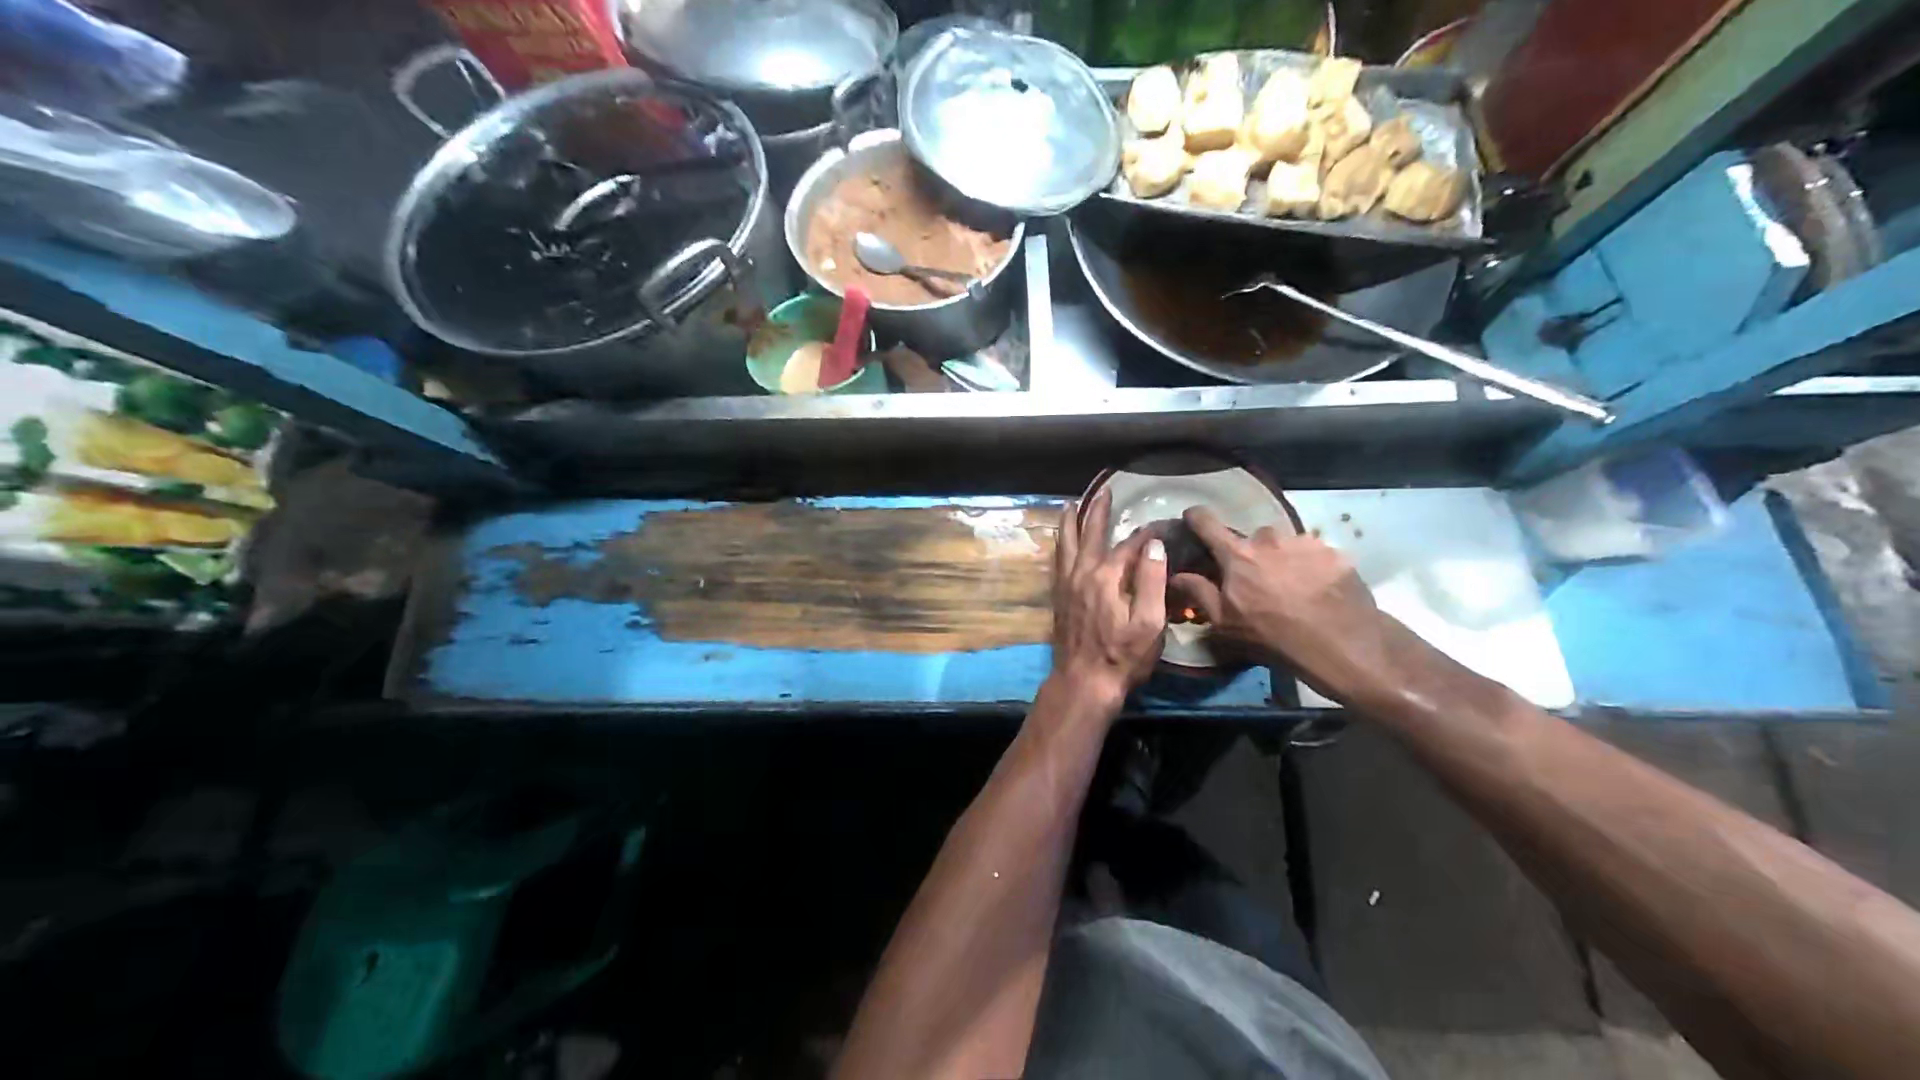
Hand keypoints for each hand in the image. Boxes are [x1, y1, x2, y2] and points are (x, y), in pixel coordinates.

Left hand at [1049, 491, 1167, 703]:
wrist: (1084, 680)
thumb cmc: (1123, 656)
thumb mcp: (1149, 623)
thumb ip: (1152, 581)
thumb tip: (1154, 545)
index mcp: (1107, 577)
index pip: (1130, 545)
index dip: (1147, 534)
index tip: (1161, 526)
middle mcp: (1083, 573)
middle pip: (1090, 534)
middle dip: (1098, 511)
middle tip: (1103, 490)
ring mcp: (1067, 584)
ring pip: (1067, 543)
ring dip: (1071, 521)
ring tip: (1071, 504)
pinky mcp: (1059, 596)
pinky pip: (1058, 560)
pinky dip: (1060, 544)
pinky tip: (1062, 541)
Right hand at [1169, 506, 1395, 705]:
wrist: (1342, 645)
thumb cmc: (1273, 636)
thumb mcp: (1225, 622)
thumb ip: (1198, 592)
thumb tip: (1176, 574)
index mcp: (1237, 555)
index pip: (1206, 522)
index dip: (1195, 517)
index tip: (1192, 518)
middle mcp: (1269, 539)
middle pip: (1251, 538)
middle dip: (1250, 554)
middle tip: (1258, 581)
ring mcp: (1305, 543)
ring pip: (1284, 545)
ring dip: (1282, 559)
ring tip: (1292, 588)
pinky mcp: (1334, 552)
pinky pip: (1314, 553)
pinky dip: (1310, 566)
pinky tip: (1316, 590)